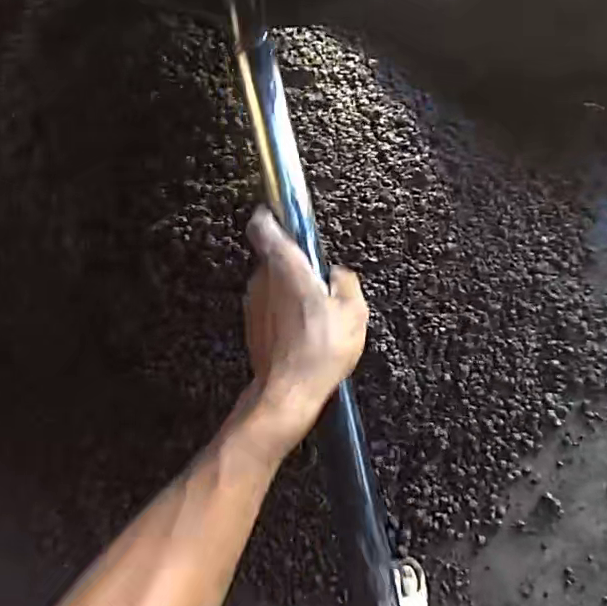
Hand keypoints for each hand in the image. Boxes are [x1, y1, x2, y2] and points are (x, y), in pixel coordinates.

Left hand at [243, 206, 367, 441]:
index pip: (264, 226)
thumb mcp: (354, 312)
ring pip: (272, 283)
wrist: (289, 391)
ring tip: (315, 313)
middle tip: (318, 281)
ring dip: (289, 290)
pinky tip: (304, 331)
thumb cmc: (320, 351)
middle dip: (294, 263)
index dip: (270, 216)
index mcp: (287, 267)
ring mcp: (254, 304)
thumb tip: (339, 274)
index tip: (280, 214)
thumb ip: (346, 282)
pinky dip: (284, 312)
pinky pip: (269, 306)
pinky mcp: (252, 325)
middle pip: (273, 256)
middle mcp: (263, 280)